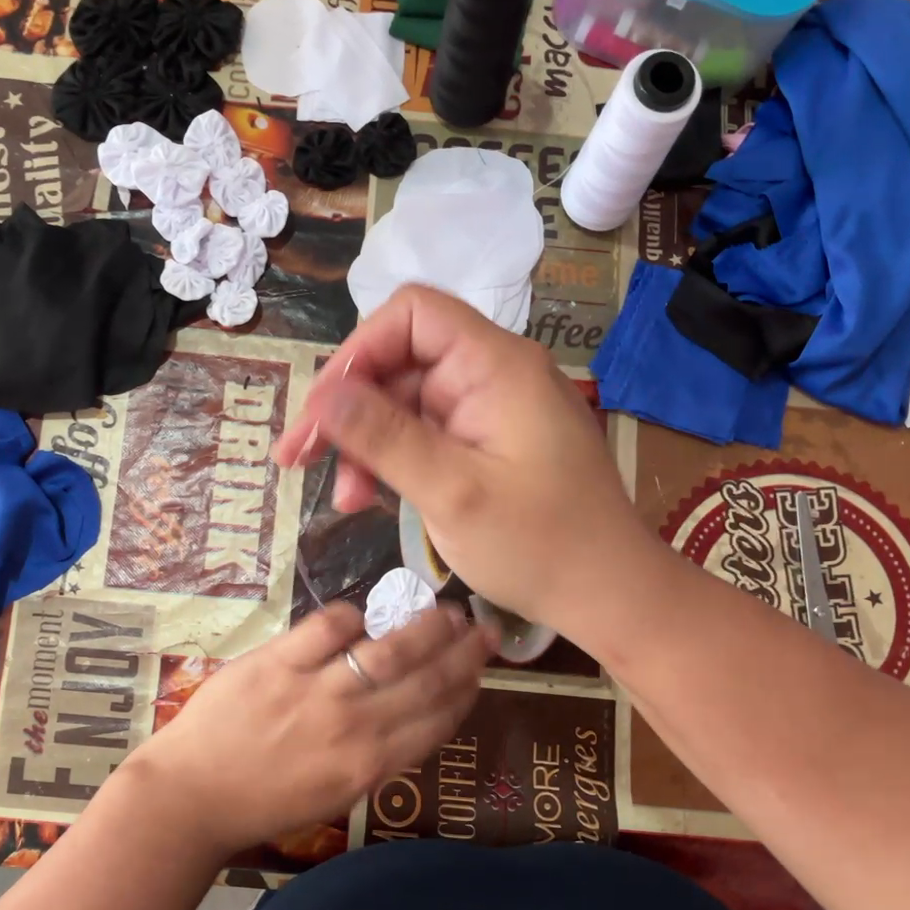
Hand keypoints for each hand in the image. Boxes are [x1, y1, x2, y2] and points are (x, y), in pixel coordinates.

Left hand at [121, 601, 489, 857]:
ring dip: (425, 628)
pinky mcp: (278, 662)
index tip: (481, 667)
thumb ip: (378, 756)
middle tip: (480, 628)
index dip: (466, 688)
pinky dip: (352, 615)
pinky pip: (329, 627)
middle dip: (461, 652)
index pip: (437, 719)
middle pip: (425, 681)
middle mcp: (353, 728)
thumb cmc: (266, 801)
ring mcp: (315, 691)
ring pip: (388, 650)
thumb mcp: (335, 793)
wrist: (194, 796)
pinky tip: (362, 614)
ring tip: (445, 611)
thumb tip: (416, 714)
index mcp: (370, 766)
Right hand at [273, 285, 654, 632]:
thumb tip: (320, 393)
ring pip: (406, 404)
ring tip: (345, 500)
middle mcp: (493, 374)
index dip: (358, 353)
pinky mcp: (489, 444)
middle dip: (350, 411)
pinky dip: (395, 462)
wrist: (608, 595)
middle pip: (401, 362)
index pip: (412, 315)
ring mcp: (492, 410)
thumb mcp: (451, 491)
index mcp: (494, 365)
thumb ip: (383, 436)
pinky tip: (372, 500)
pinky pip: (428, 436)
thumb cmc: (539, 544)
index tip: (322, 410)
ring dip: (367, 445)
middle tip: (301, 462)